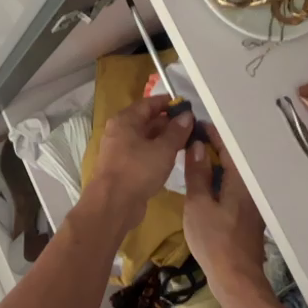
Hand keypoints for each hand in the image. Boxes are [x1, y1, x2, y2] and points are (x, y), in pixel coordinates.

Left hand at [84, 95, 193, 228]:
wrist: (113, 204)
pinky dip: (158, 153)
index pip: (148, 103)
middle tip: (194, 125)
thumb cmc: (137, 170)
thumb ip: (176, 131)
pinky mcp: (124, 167)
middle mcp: (120, 132)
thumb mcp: (163, 149)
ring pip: (146, 139)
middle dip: (169, 122)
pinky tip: (174, 157)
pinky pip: (144, 153)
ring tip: (189, 140)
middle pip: (147, 121)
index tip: (188, 105)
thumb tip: (186, 115)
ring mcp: (121, 150)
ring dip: (165, 139)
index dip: (168, 103)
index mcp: (125, 120)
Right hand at [181, 141, 270, 297]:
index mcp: (240, 181)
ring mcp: (250, 202)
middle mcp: (250, 187)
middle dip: (212, 147)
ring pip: (232, 174)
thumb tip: (197, 146)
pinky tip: (204, 183)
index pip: (227, 147)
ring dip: (214, 164)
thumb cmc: (214, 239)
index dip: (211, 134)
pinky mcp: (247, 215)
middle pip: (232, 159)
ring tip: (193, 158)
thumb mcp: (198, 203)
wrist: (235, 277)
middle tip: (189, 140)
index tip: (194, 125)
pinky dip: (218, 180)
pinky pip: (232, 187)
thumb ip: (198, 173)